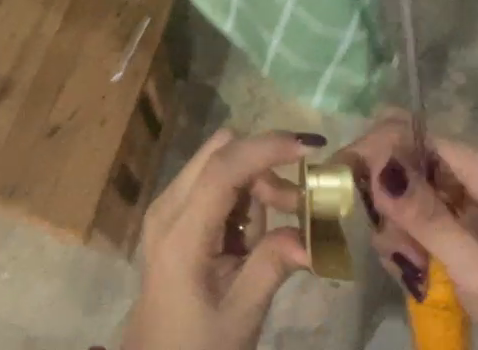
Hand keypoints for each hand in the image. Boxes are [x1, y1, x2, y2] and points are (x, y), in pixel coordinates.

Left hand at [122, 128, 326, 349]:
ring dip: (253, 184)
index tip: (308, 148)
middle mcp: (167, 207)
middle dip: (263, 166)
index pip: (223, 168)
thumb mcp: (241, 314)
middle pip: (220, 152)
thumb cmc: (197, 345)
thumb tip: (311, 237)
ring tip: (266, 239)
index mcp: (180, 233)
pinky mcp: (172, 214)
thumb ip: (273, 266)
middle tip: (294, 207)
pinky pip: (212, 182)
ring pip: (218, 163)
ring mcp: (166, 207)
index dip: (265, 149)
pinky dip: (239, 196)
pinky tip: (246, 239)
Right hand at [339, 111, 477, 349]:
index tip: (342, 188)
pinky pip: (404, 214)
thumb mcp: (476, 267)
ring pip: (393, 190)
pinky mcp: (448, 216)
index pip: (404, 129)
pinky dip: (401, 243)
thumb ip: (428, 219)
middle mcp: (461, 165)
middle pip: (393, 156)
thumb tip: (379, 169)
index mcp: (475, 161)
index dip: (370, 152)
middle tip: (398, 249)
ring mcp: (454, 191)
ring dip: (393, 231)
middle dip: (382, 202)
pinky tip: (418, 271)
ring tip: (416, 269)